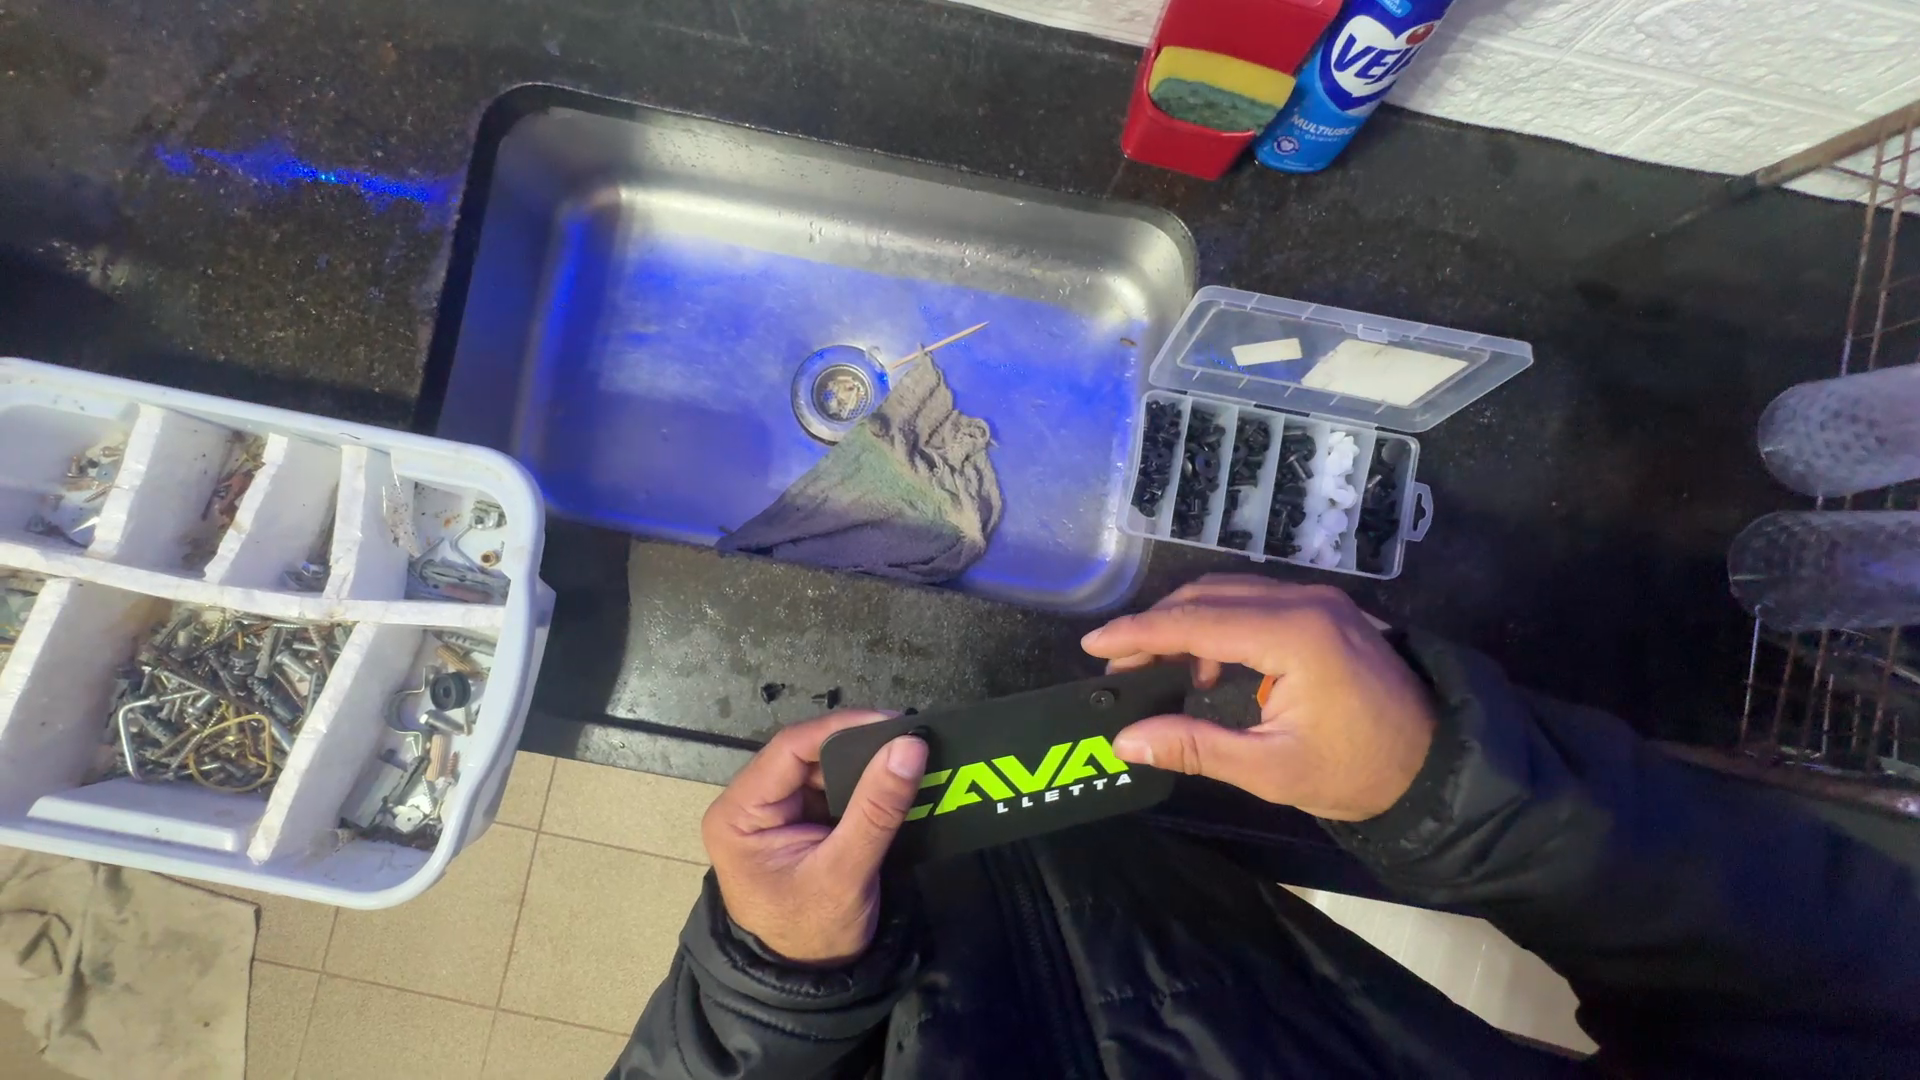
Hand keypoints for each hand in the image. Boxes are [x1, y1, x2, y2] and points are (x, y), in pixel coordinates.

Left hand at [701, 711, 927, 965]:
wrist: (811, 987)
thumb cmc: (812, 936)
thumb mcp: (845, 873)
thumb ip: (876, 808)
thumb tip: (909, 746)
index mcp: (739, 814)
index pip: (789, 748)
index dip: (841, 728)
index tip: (892, 722)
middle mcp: (752, 802)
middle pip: (808, 752)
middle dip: (858, 744)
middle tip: (908, 737)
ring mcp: (777, 810)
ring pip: (825, 765)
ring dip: (865, 761)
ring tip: (908, 753)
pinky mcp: (802, 819)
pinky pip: (835, 785)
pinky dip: (866, 781)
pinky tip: (895, 775)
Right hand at [1081, 575, 1435, 820]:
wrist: (1443, 765)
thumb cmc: (1359, 772)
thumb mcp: (1272, 769)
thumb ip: (1194, 747)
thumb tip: (1124, 740)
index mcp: (1293, 635)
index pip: (1194, 623)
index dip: (1137, 633)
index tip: (1093, 646)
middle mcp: (1302, 601)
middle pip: (1204, 597)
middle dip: (1152, 626)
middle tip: (1117, 665)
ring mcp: (1315, 598)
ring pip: (1224, 592)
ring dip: (1181, 621)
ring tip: (1153, 666)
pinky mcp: (1320, 607)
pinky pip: (1249, 600)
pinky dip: (1212, 622)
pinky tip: (1205, 663)